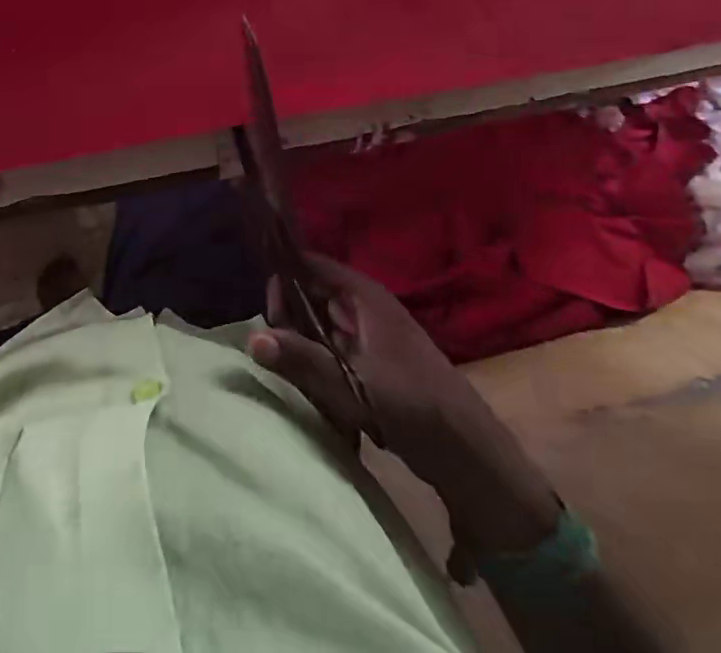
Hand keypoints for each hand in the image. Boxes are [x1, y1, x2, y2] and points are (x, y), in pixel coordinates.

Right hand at [248, 252, 562, 553]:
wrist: (469, 455)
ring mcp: (371, 335)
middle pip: (311, 294)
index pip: (311, 265)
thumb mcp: (352, 384)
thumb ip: (302, 359)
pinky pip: (331, 349)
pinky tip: (309, 385)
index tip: (265, 311)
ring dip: (300, 343)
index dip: (283, 278)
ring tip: (288, 368)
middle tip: (275, 348)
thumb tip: (251, 337)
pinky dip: (316, 361)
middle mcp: (366, 307)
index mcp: (365, 297)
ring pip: (319, 324)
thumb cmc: (414, 407)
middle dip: (287, 317)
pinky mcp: (372, 362)